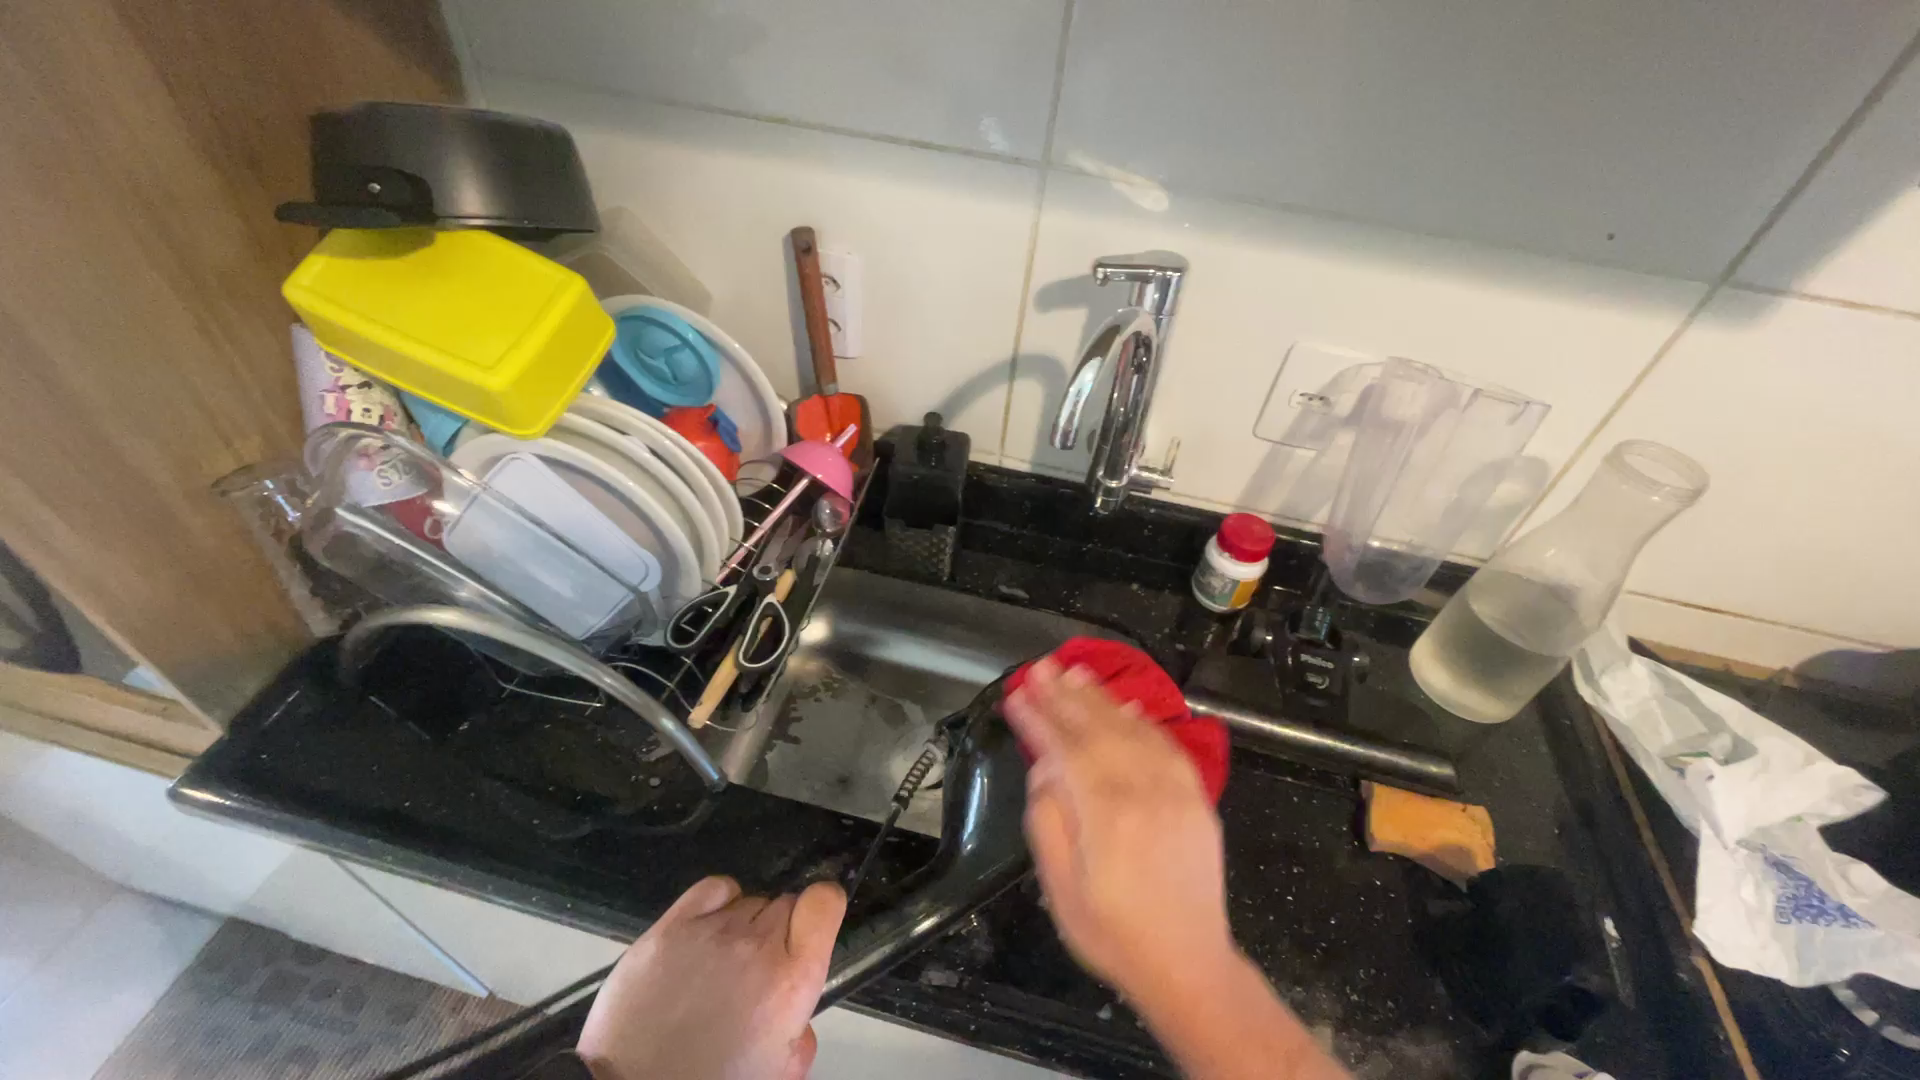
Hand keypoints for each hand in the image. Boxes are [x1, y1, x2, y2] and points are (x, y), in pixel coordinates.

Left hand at [577, 875, 846, 1079]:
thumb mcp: (778, 1072)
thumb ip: (800, 1033)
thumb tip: (795, 1014)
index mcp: (790, 981)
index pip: (824, 902)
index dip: (822, 910)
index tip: (812, 927)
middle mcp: (755, 945)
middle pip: (785, 903)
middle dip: (779, 933)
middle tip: (757, 973)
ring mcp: (710, 932)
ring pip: (749, 900)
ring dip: (744, 926)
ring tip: (721, 965)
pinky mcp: (670, 927)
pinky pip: (713, 889)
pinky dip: (718, 903)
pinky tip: (708, 933)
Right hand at [1001, 659, 1235, 1001]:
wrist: (1188, 964)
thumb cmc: (1113, 932)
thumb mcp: (1061, 888)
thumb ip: (1048, 821)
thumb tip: (1045, 769)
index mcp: (1105, 815)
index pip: (1064, 750)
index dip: (1038, 720)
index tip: (1016, 697)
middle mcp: (1143, 792)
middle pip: (1097, 729)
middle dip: (1064, 695)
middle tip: (1040, 668)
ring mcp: (1175, 791)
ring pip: (1131, 729)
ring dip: (1100, 698)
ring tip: (1074, 673)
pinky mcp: (1196, 798)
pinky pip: (1166, 745)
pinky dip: (1143, 720)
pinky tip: (1126, 705)